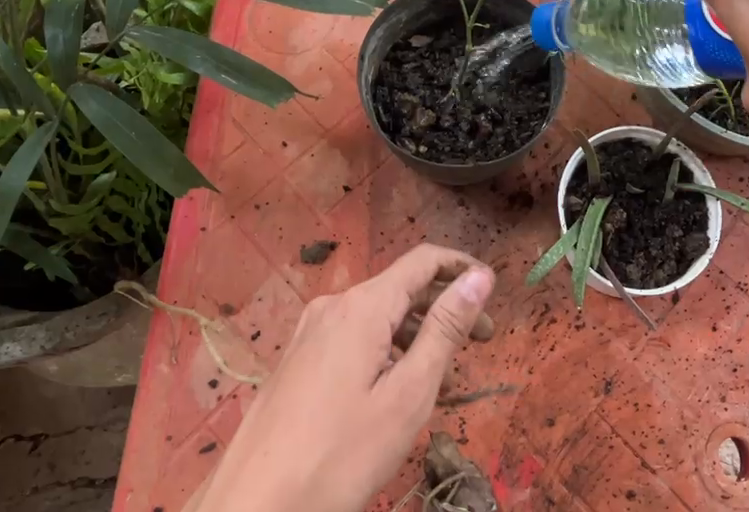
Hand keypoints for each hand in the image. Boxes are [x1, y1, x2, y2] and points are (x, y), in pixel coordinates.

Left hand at [193, 245, 496, 511]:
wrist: (253, 507)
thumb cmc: (342, 453)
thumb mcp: (408, 394)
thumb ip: (445, 330)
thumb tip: (479, 276)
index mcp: (362, 306)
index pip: (423, 261)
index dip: (462, 268)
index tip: (495, 290)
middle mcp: (334, 307)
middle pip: (401, 289)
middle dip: (446, 307)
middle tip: (485, 341)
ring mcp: (310, 334)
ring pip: (378, 318)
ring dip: (418, 335)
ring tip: (449, 377)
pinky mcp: (298, 361)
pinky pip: (354, 340)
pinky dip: (387, 352)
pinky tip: (400, 390)